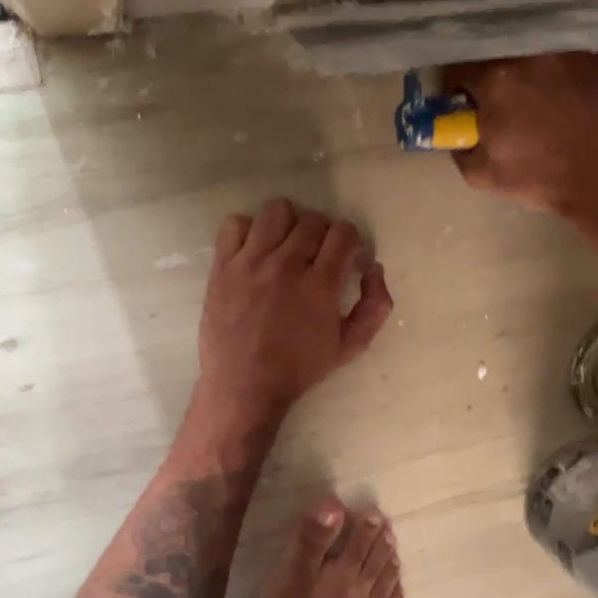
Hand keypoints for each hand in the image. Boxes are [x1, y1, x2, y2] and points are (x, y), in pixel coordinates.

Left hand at [196, 199, 393, 418]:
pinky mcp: (223, 266)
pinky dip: (248, 231)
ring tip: (285, 245)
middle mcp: (286, 266)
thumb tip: (374, 268)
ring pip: (276, 211)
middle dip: (322, 233)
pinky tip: (254, 251)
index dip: (350, 240)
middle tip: (317, 255)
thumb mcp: (350, 347)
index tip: (345, 255)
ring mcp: (251, 263)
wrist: (243, 386)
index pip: (343, 232)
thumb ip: (374, 306)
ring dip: (288, 223)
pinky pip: (235, 225)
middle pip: (312, 220)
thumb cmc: (298, 369)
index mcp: (320, 285)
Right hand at [443, 51, 597, 217]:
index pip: (459, 68)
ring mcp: (568, 53)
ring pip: (535, 51)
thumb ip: (458, 146)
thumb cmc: (538, 179)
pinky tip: (567, 90)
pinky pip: (571, 55)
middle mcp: (530, 55)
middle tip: (499, 100)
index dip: (456, 88)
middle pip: (498, 54)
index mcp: (496, 79)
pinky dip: (563, 69)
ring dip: (528, 69)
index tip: (463, 103)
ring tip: (536, 94)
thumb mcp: (479, 174)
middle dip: (491, 75)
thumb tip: (456, 130)